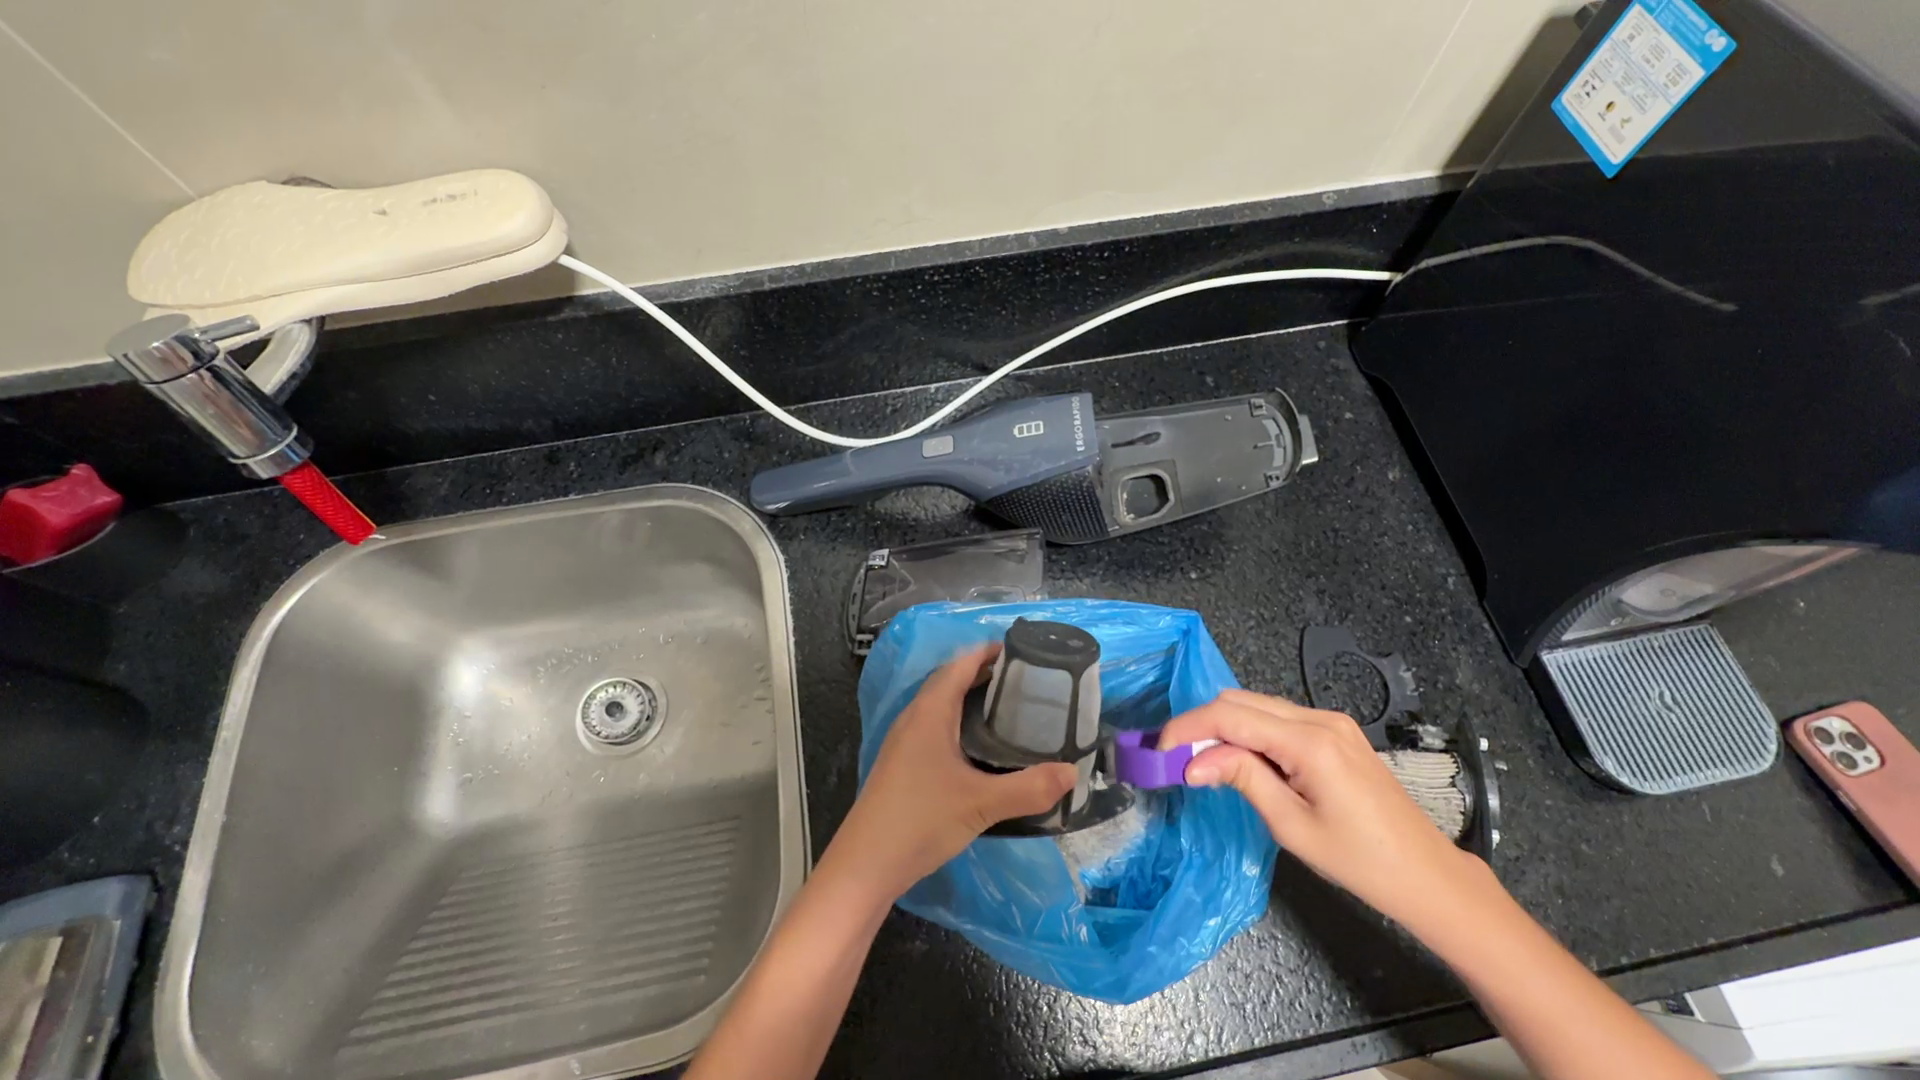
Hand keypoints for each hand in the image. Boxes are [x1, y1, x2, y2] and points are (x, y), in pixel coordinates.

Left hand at [819, 646, 1077, 902]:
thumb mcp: (982, 804)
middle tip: (1032, 684)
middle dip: (988, 676)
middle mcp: (915, 718)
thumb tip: (1072, 773)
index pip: (961, 664)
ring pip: (945, 707)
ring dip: (975, 702)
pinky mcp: (905, 765)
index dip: (991, 652)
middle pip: (953, 681)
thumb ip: (1029, 788)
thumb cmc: (920, 820)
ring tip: (1015, 713)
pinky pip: (939, 730)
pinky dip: (964, 726)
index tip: (1028, 653)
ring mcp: (906, 743)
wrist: (866, 864)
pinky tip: (985, 751)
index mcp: (930, 712)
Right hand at [1160, 689, 1488, 930]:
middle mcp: (1320, 718)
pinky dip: (1249, 733)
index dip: (1188, 728)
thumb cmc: (1359, 860)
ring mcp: (1332, 722)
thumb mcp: (1291, 825)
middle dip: (1202, 725)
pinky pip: (1278, 718)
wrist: (1425, 874)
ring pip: (1258, 706)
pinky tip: (1240, 761)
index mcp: (1310, 741)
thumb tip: (1193, 761)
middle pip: (1241, 700)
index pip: (1230, 715)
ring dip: (1224, 728)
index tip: (1160, 752)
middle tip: (1177, 762)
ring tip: (1202, 764)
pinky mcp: (1336, 733)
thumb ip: (1242, 779)